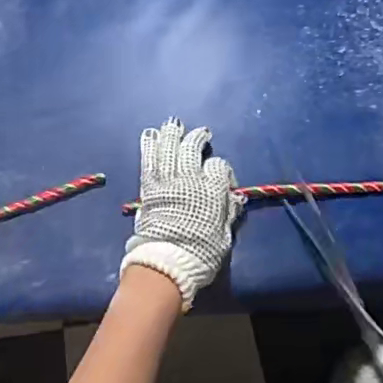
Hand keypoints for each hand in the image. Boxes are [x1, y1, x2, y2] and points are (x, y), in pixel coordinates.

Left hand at [122, 119, 243, 308]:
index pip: (218, 167)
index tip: (219, 174)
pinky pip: (149, 159)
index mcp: (212, 191)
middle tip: (200, 132)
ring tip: (174, 123)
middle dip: (196, 138)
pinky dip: (149, 144)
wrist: (167, 259)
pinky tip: (150, 133)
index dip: (220, 168)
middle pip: (192, 149)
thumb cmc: (200, 251)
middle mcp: (189, 180)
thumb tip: (234, 196)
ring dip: (171, 134)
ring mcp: (167, 180)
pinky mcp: (149, 185)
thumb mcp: (224, 234)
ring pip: (169, 148)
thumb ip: (228, 211)